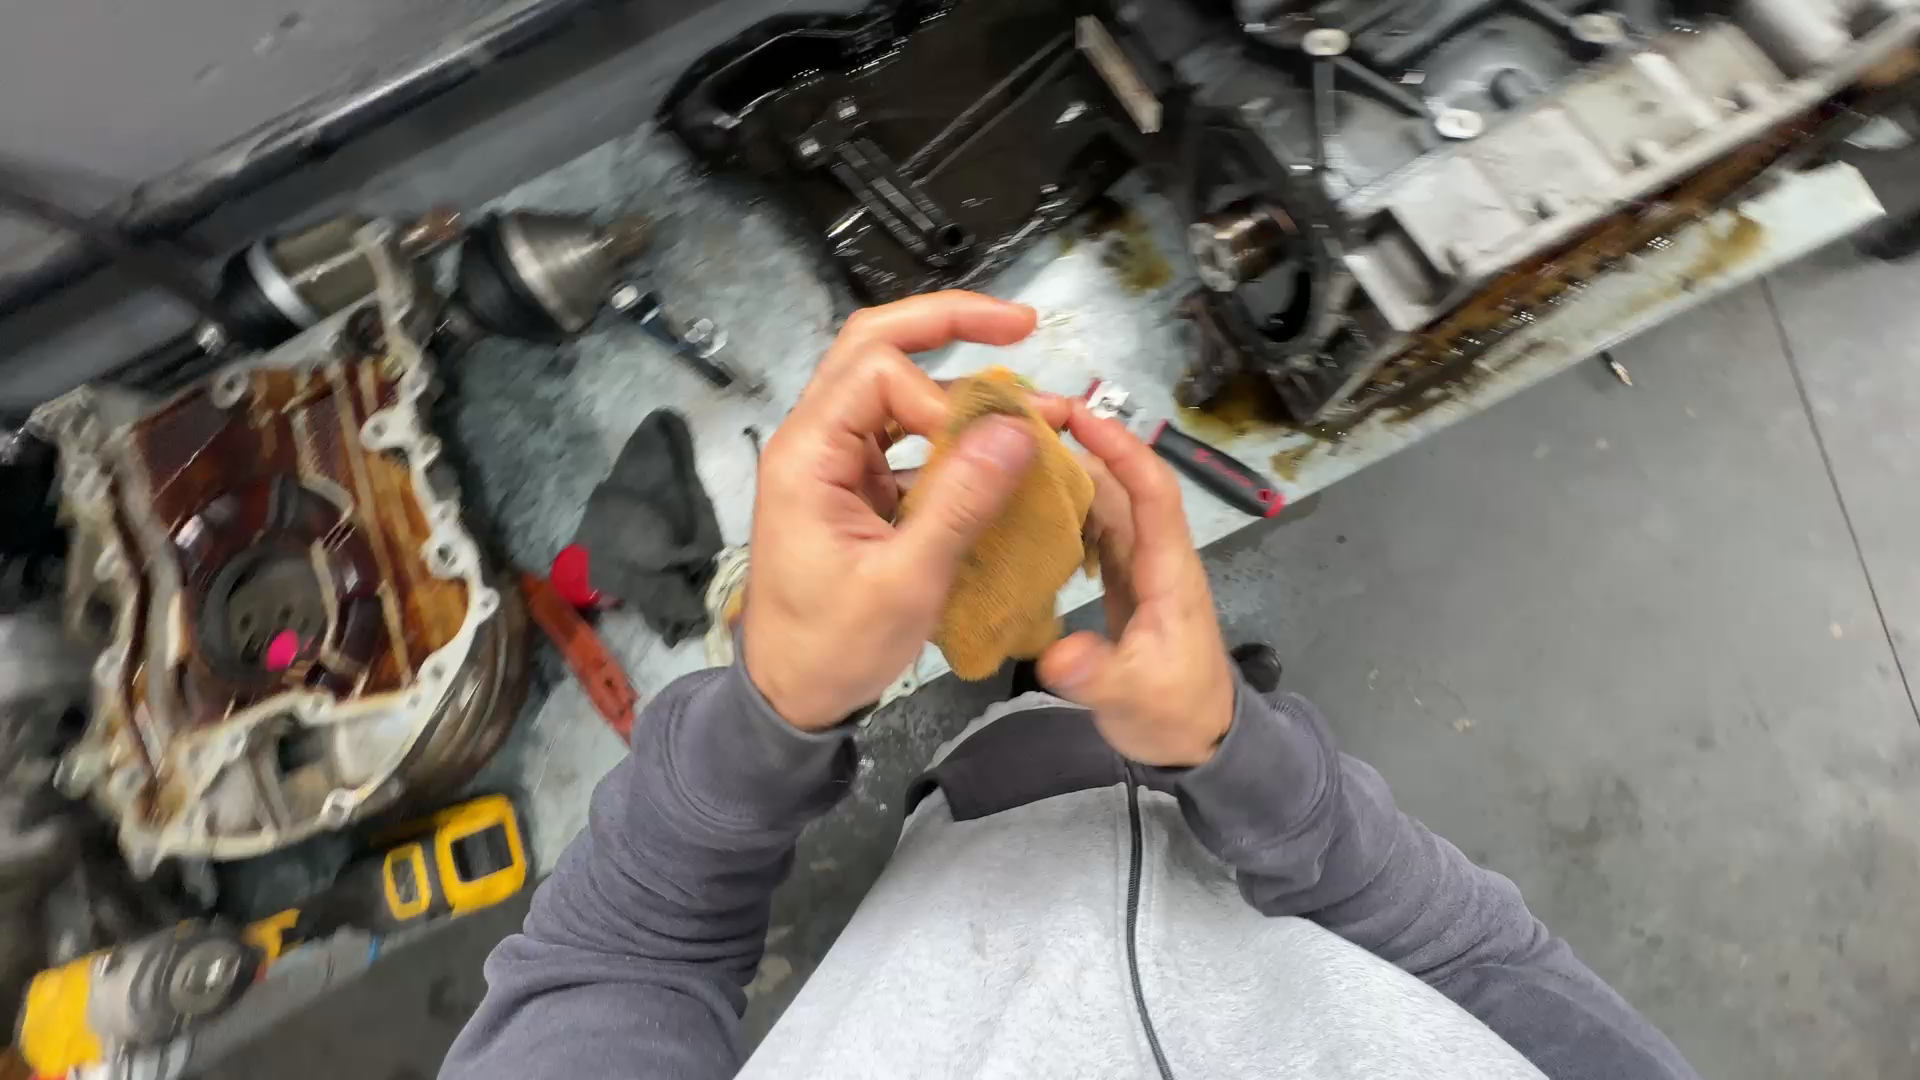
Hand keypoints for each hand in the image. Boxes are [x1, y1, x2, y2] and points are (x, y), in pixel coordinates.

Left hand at [743, 292, 1067, 730]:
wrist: (794, 694)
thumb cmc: (835, 646)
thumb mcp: (905, 581)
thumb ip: (960, 501)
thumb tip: (1018, 429)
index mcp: (809, 454)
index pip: (878, 372)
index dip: (940, 398)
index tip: (981, 453)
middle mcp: (816, 441)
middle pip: (875, 347)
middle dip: (948, 324)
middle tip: (1020, 324)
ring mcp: (834, 462)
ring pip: (892, 386)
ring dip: (957, 379)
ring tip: (1026, 385)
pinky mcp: (854, 486)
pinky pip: (904, 437)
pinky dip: (952, 432)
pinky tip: (997, 445)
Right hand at [1038, 405, 1235, 766]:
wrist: (1200, 739)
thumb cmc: (1177, 714)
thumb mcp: (1136, 699)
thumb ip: (1099, 675)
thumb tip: (1057, 654)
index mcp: (1169, 571)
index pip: (1153, 491)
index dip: (1120, 448)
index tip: (1078, 415)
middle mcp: (1157, 556)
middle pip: (1123, 486)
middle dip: (1082, 449)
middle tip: (1024, 429)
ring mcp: (1141, 567)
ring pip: (1108, 504)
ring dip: (1070, 476)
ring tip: (1016, 460)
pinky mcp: (1125, 581)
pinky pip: (1095, 531)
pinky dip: (1066, 511)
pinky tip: (1029, 511)